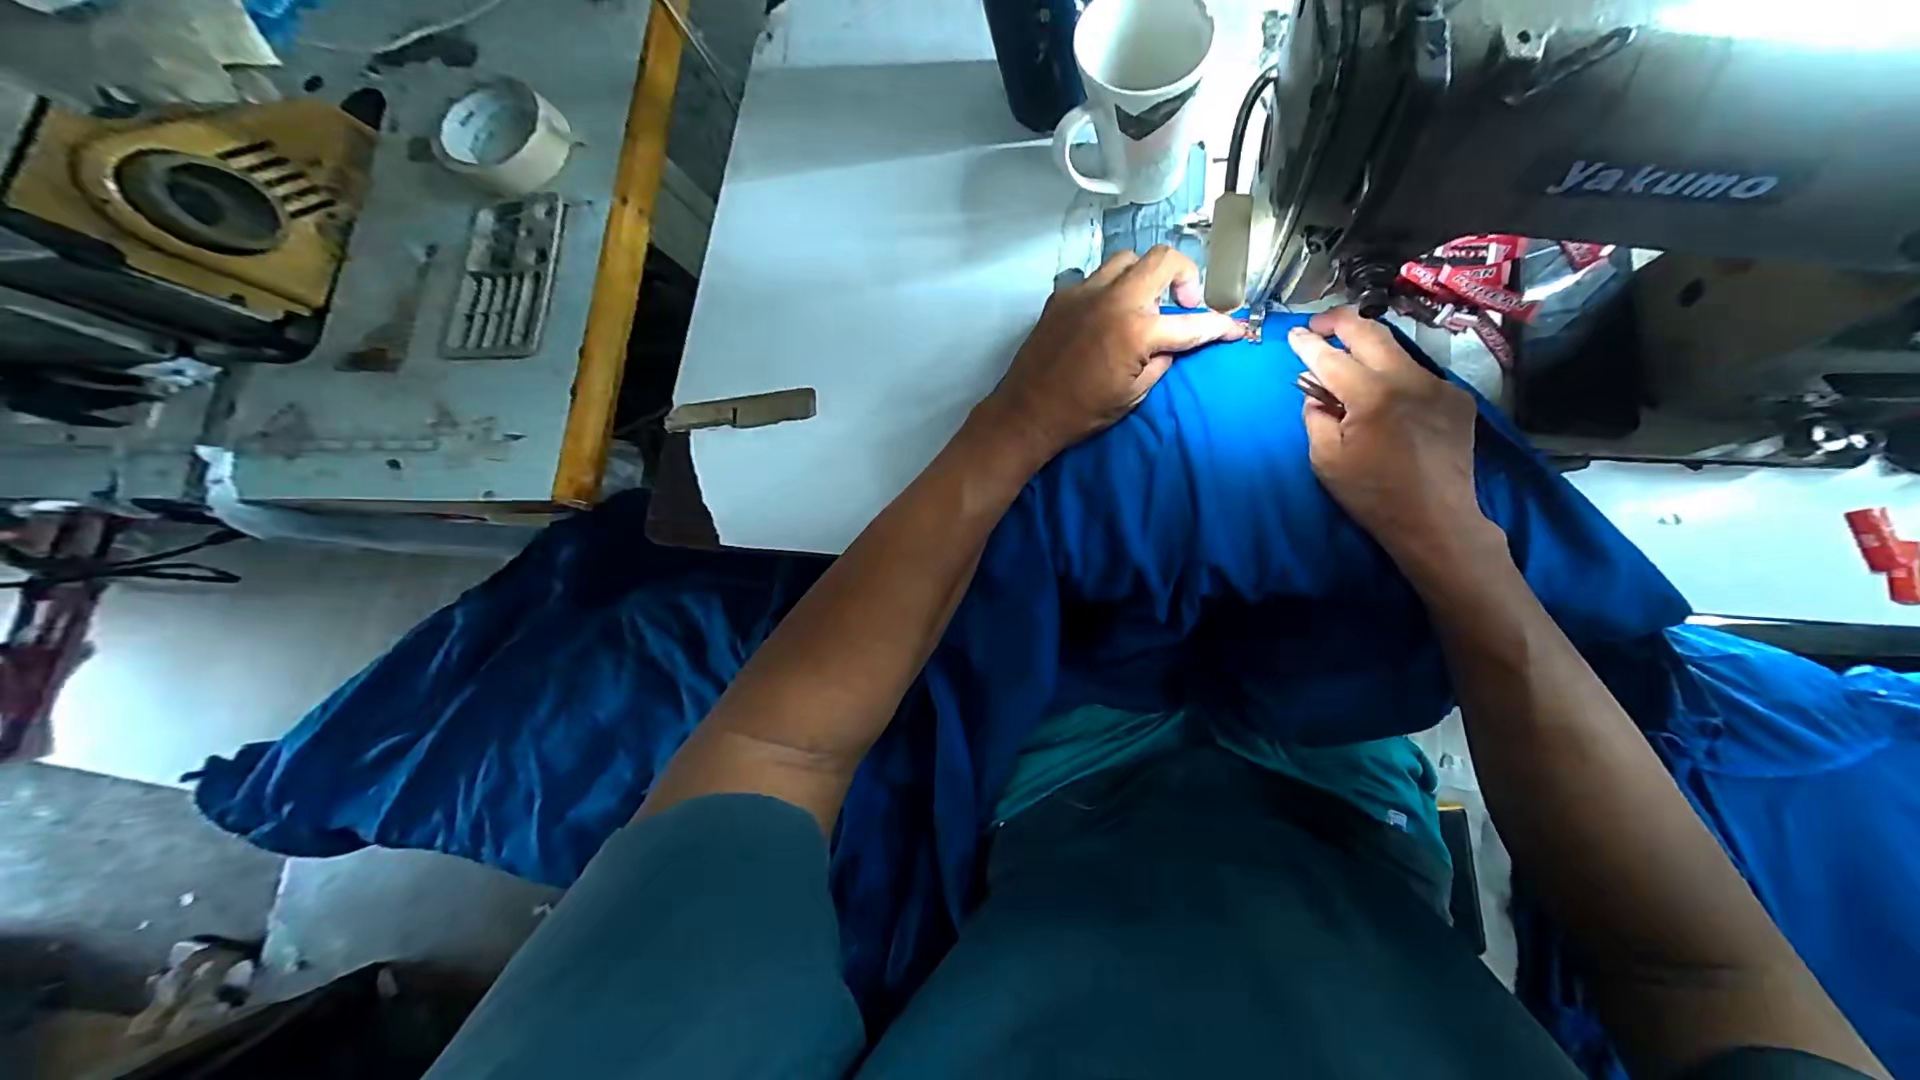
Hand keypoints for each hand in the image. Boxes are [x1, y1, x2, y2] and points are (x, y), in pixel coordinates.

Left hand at [980, 246, 1243, 461]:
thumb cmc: (1081, 414)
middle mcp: (1113, 300)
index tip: (1234, 327)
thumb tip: (1174, 342)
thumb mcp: (1133, 394)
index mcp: (1136, 331)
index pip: (1192, 323)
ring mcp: (1083, 293)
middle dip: (1185, 276)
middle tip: (1183, 305)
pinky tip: (1106, 317)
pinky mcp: (1061, 297)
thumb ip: (1162, 360)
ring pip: (1127, 260)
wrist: (1026, 414)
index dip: (1219, 326)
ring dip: (1144, 277)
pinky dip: (1110, 290)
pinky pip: (1095, 279)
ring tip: (1143, 307)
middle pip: (1164, 259)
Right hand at [1289, 308, 1491, 560]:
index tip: (1294, 334)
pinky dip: (1392, 375)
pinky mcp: (1456, 398)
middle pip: (1371, 334)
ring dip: (1367, 347)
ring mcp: (1439, 386)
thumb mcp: (1325, 459)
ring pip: (1397, 351)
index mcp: (1372, 397)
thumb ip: (1316, 417)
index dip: (1308, 344)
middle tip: (1319, 324)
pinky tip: (1382, 393)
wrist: (1434, 519)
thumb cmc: (1370, 493)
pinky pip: (1416, 375)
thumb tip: (1316, 393)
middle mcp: (1409, 381)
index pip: (1332, 358)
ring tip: (1347, 354)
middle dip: (1341, 322)